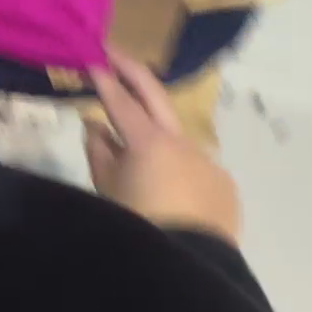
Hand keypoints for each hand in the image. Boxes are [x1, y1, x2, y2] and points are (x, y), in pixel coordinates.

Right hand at [84, 47, 241, 243]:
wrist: (193, 259)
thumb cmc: (137, 215)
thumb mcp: (105, 180)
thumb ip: (99, 146)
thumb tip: (96, 125)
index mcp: (147, 139)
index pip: (119, 99)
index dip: (102, 76)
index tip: (89, 55)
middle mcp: (180, 141)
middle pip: (155, 96)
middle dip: (133, 71)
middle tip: (113, 52)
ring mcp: (206, 160)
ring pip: (173, 129)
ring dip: (152, 116)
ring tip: (131, 116)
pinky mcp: (222, 181)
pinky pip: (189, 157)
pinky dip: (169, 153)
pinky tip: (159, 167)